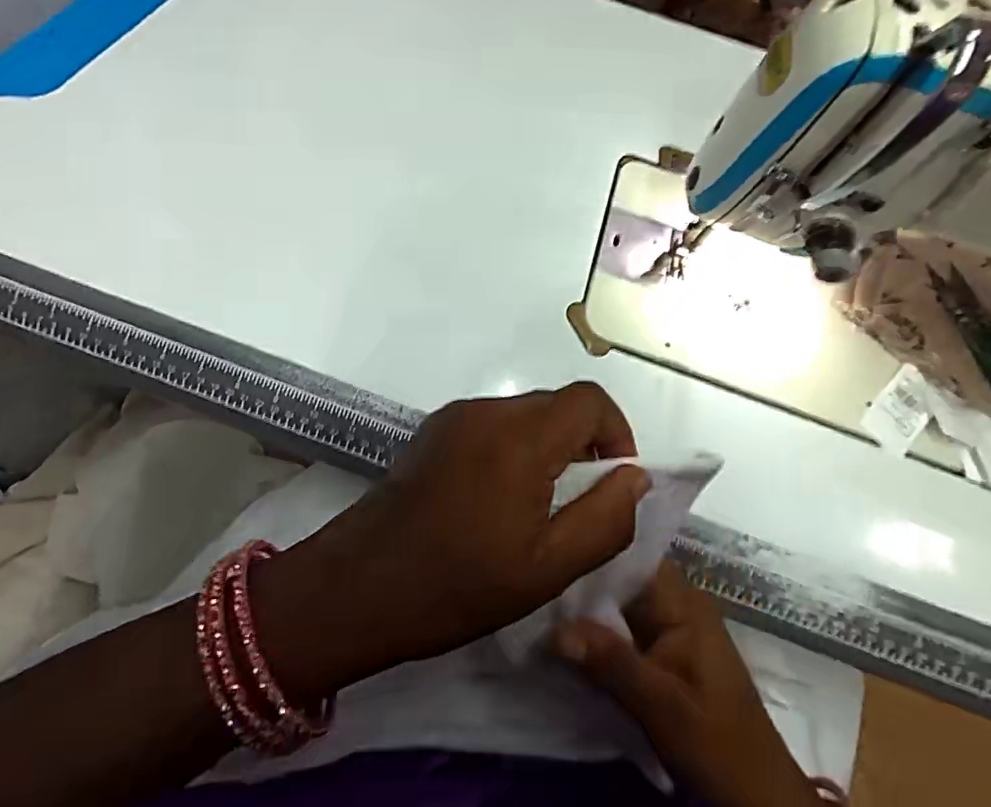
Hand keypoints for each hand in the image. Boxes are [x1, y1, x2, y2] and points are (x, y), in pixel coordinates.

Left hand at [251, 382, 651, 702]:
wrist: (355, 590)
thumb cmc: (456, 585)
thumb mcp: (547, 569)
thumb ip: (605, 518)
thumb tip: (635, 477)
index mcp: (520, 438)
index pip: (590, 400)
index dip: (616, 433)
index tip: (613, 481)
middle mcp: (488, 411)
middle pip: (559, 405)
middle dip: (583, 444)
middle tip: (577, 503)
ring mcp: (455, 417)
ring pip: (527, 414)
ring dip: (548, 448)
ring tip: (535, 508)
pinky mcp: (433, 430)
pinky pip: (493, 425)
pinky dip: (514, 449)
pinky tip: (495, 500)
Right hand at [553, 562, 825, 806]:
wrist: (755, 790)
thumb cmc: (715, 740)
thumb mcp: (660, 704)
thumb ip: (610, 662)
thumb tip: (554, 628)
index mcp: (685, 603)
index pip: (635, 557)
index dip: (594, 554)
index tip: (551, 556)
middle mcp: (680, 605)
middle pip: (625, 582)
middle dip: (585, 587)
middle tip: (538, 589)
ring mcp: (676, 630)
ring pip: (624, 608)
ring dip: (591, 614)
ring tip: (544, 613)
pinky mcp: (669, 654)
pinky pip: (630, 632)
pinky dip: (603, 637)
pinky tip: (571, 644)